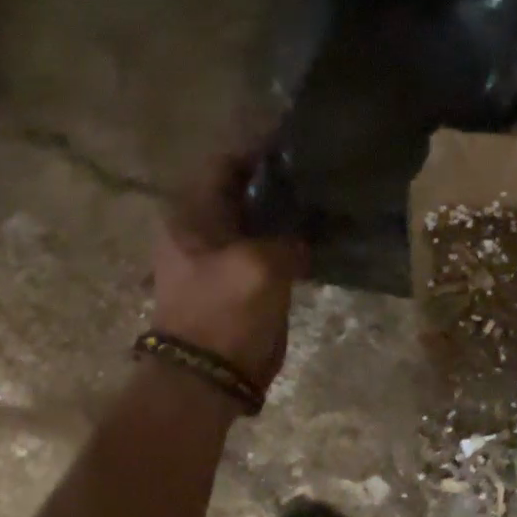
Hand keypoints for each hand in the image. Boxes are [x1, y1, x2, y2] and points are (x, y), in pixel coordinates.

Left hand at [152, 155, 306, 391]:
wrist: (208, 376)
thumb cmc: (225, 313)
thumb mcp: (260, 266)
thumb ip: (287, 241)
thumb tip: (304, 241)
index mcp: (192, 216)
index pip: (224, 164)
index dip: (257, 149)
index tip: (295, 140)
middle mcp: (202, 231)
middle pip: (241, 193)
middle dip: (277, 182)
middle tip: (319, 172)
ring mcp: (220, 261)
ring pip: (256, 224)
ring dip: (285, 215)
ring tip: (324, 202)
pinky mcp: (239, 287)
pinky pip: (266, 254)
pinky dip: (288, 245)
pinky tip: (317, 240)